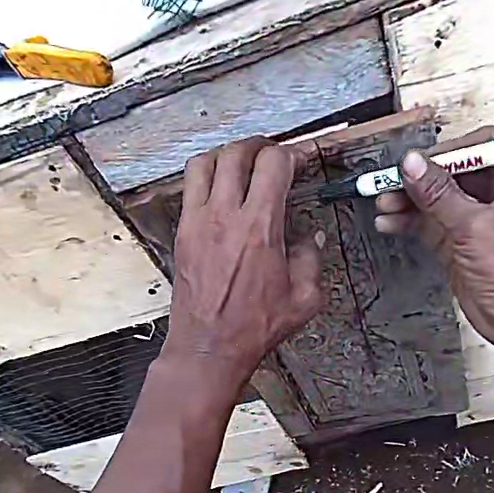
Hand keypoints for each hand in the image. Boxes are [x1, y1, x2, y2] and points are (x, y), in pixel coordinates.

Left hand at [162, 138, 322, 389]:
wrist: (209, 346)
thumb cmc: (253, 327)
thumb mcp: (303, 298)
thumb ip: (311, 259)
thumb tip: (309, 237)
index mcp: (259, 228)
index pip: (274, 164)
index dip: (292, 154)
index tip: (299, 159)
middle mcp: (225, 217)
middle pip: (237, 154)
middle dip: (259, 146)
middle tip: (272, 154)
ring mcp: (198, 222)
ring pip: (204, 163)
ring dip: (226, 154)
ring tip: (241, 162)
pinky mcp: (182, 233)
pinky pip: (189, 188)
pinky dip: (205, 176)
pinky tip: (219, 189)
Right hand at [373, 125, 493, 354]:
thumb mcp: (475, 226)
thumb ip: (439, 193)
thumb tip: (413, 165)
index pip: (479, 149)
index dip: (447, 153)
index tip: (417, 162)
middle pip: (453, 175)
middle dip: (420, 180)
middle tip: (390, 183)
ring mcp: (480, 225)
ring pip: (438, 201)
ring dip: (409, 201)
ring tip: (384, 203)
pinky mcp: (462, 247)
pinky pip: (431, 226)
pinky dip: (410, 223)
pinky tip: (390, 222)